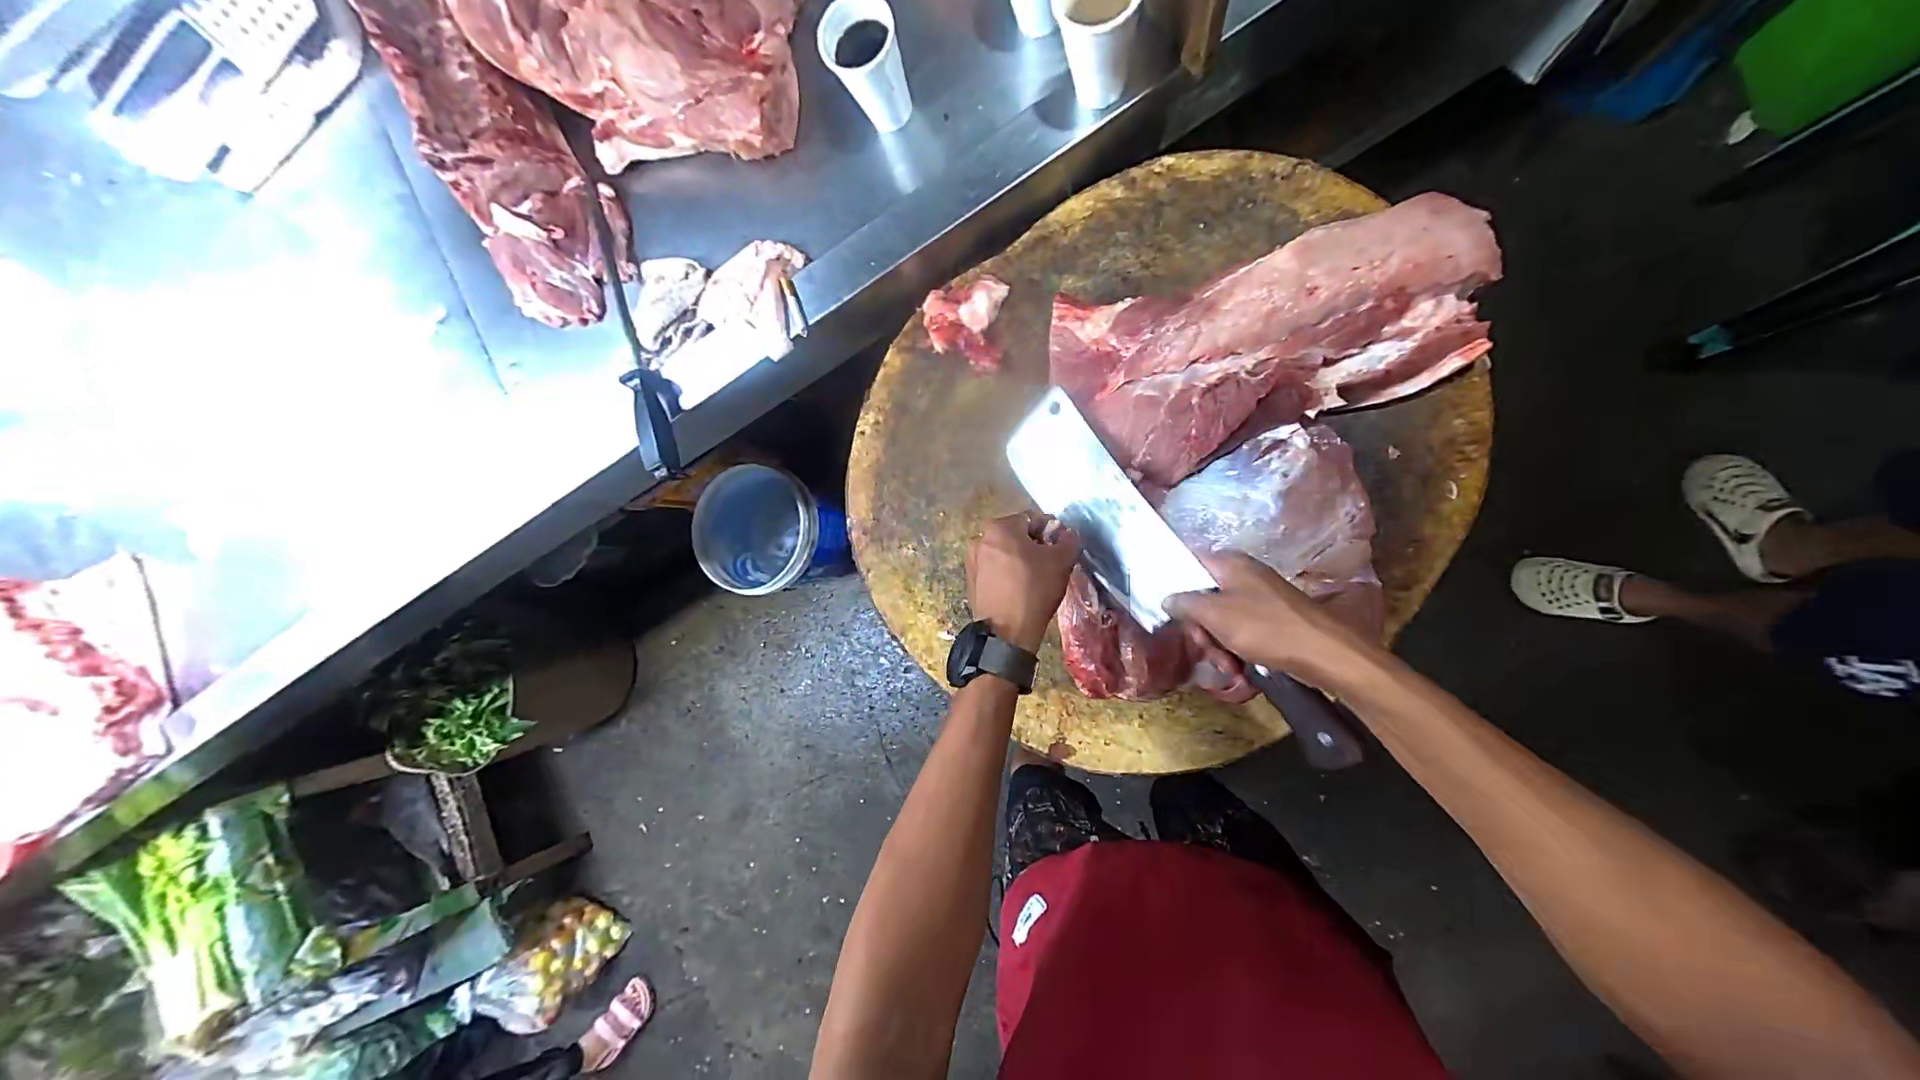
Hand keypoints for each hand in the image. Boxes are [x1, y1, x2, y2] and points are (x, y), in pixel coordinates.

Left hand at [965, 512, 1080, 652]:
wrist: (1007, 632)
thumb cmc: (1034, 590)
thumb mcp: (1062, 561)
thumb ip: (1068, 540)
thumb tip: (1066, 534)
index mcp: (999, 527)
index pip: (1032, 519)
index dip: (1050, 531)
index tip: (1060, 547)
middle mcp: (980, 539)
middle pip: (1015, 534)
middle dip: (1033, 545)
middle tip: (1049, 563)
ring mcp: (972, 561)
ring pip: (1004, 552)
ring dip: (1019, 559)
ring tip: (1035, 578)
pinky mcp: (971, 581)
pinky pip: (994, 569)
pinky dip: (1007, 573)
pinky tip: (1019, 589)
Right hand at [1165, 552, 1385, 689]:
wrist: (1324, 653)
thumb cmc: (1265, 627)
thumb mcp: (1215, 614)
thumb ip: (1185, 603)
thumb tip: (1168, 599)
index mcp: (1230, 564)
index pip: (1190, 563)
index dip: (1175, 585)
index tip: (1171, 612)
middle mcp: (1244, 576)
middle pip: (1204, 598)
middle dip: (1201, 629)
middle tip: (1206, 649)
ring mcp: (1260, 599)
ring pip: (1221, 619)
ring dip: (1218, 645)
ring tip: (1228, 666)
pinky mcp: (1272, 621)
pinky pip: (1242, 631)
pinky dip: (1237, 650)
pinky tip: (1241, 668)